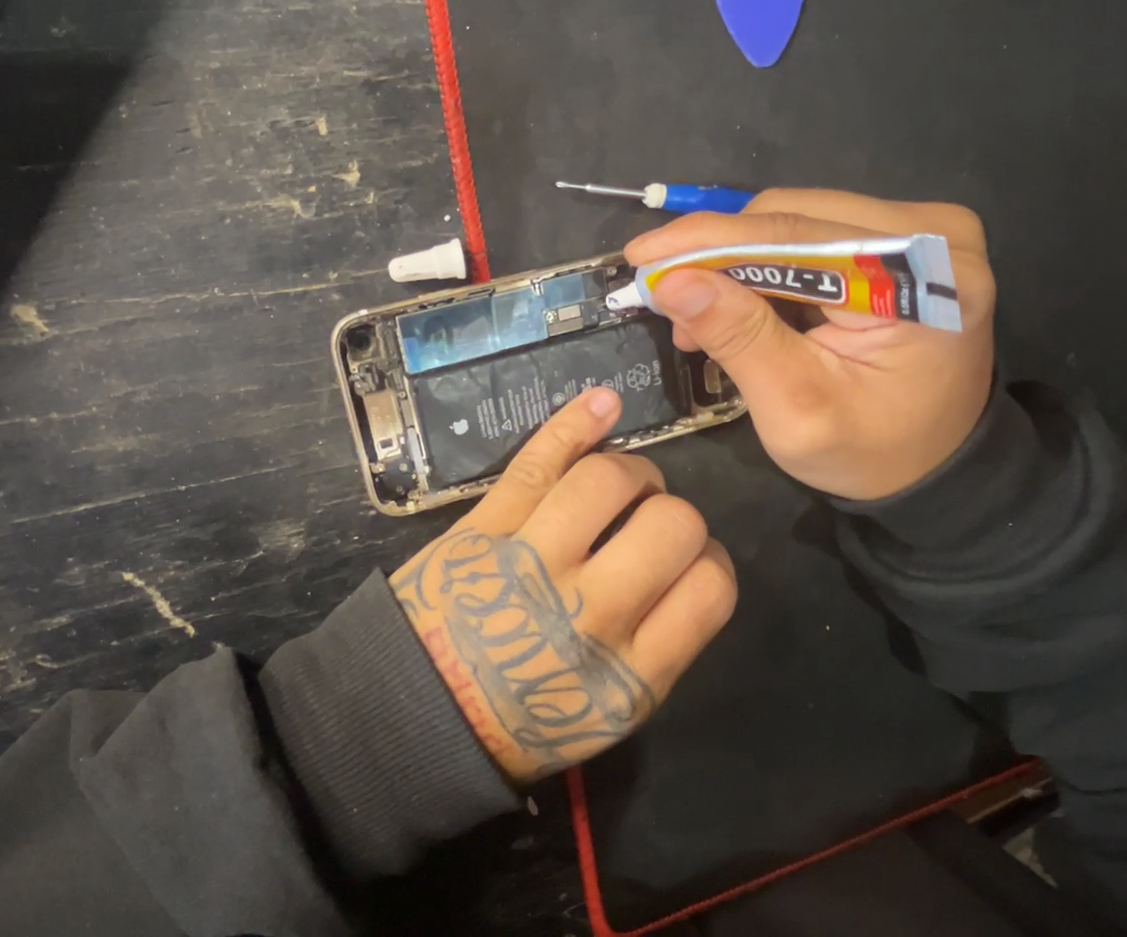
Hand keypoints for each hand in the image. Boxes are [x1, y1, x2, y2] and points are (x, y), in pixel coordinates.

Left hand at [389, 388, 736, 782]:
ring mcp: (533, 561)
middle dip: (673, 512)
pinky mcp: (486, 527)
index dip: (709, 560)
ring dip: (629, 471)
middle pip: (673, 524)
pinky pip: (541, 460)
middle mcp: (591, 612)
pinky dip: (577, 423)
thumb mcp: (607, 715)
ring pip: (609, 480)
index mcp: (632, 672)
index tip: (687, 562)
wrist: (415, 714)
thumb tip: (690, 571)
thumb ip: (660, 649)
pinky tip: (604, 404)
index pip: (710, 586)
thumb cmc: (518, 723)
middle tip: (646, 521)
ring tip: (618, 484)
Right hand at [625, 189, 995, 500]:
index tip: (639, 256)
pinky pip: (809, 234)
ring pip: (792, 220)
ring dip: (731, 261)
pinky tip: (729, 302)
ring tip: (692, 311)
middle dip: (714, 254)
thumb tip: (671, 281)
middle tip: (660, 295)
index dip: (706, 242)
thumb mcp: (796, 407)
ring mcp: (920, 230)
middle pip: (791, 217)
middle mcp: (932, 232)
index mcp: (921, 278)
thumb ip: (739, 338)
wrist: (933, 464)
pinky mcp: (901, 239)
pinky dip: (759, 265)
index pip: (792, 237)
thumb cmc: (869, 450)